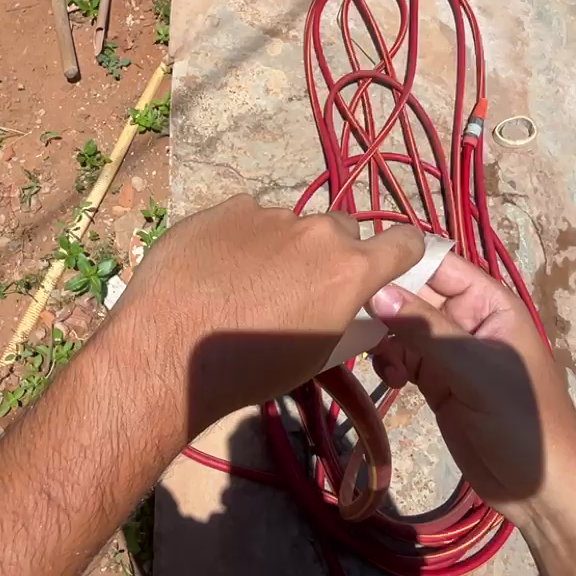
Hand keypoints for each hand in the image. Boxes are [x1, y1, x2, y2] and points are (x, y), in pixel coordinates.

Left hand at [112, 194, 423, 436]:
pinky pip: (249, 216)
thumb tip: (357, 306)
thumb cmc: (250, 369)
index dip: (402, 251)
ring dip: (282, 245)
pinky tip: (216, 265)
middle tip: (301, 286)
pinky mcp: (227, 206)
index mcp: (349, 269)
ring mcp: (270, 213)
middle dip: (332, 253)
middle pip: (342, 230)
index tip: (391, 262)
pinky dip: (242, 236)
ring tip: (245, 281)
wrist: (170, 349)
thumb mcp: (316, 355)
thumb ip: (347, 318)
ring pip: (291, 223)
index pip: (405, 241)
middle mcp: (317, 231)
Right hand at [370, 256, 575, 575]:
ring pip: (402, 325)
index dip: (403, 261)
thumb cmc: (523, 420)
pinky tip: (390, 380)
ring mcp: (449, 350)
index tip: (363, 266)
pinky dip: (388, 362)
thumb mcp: (475, 369)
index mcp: (488, 301)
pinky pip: (402, 356)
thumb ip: (425, 329)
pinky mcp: (435, 380)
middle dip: (385, 302)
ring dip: (384, 337)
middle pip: (415, 293)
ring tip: (380, 359)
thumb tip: (376, 291)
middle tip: (354, 315)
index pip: (439, 264)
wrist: (541, 494)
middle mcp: (466, 318)